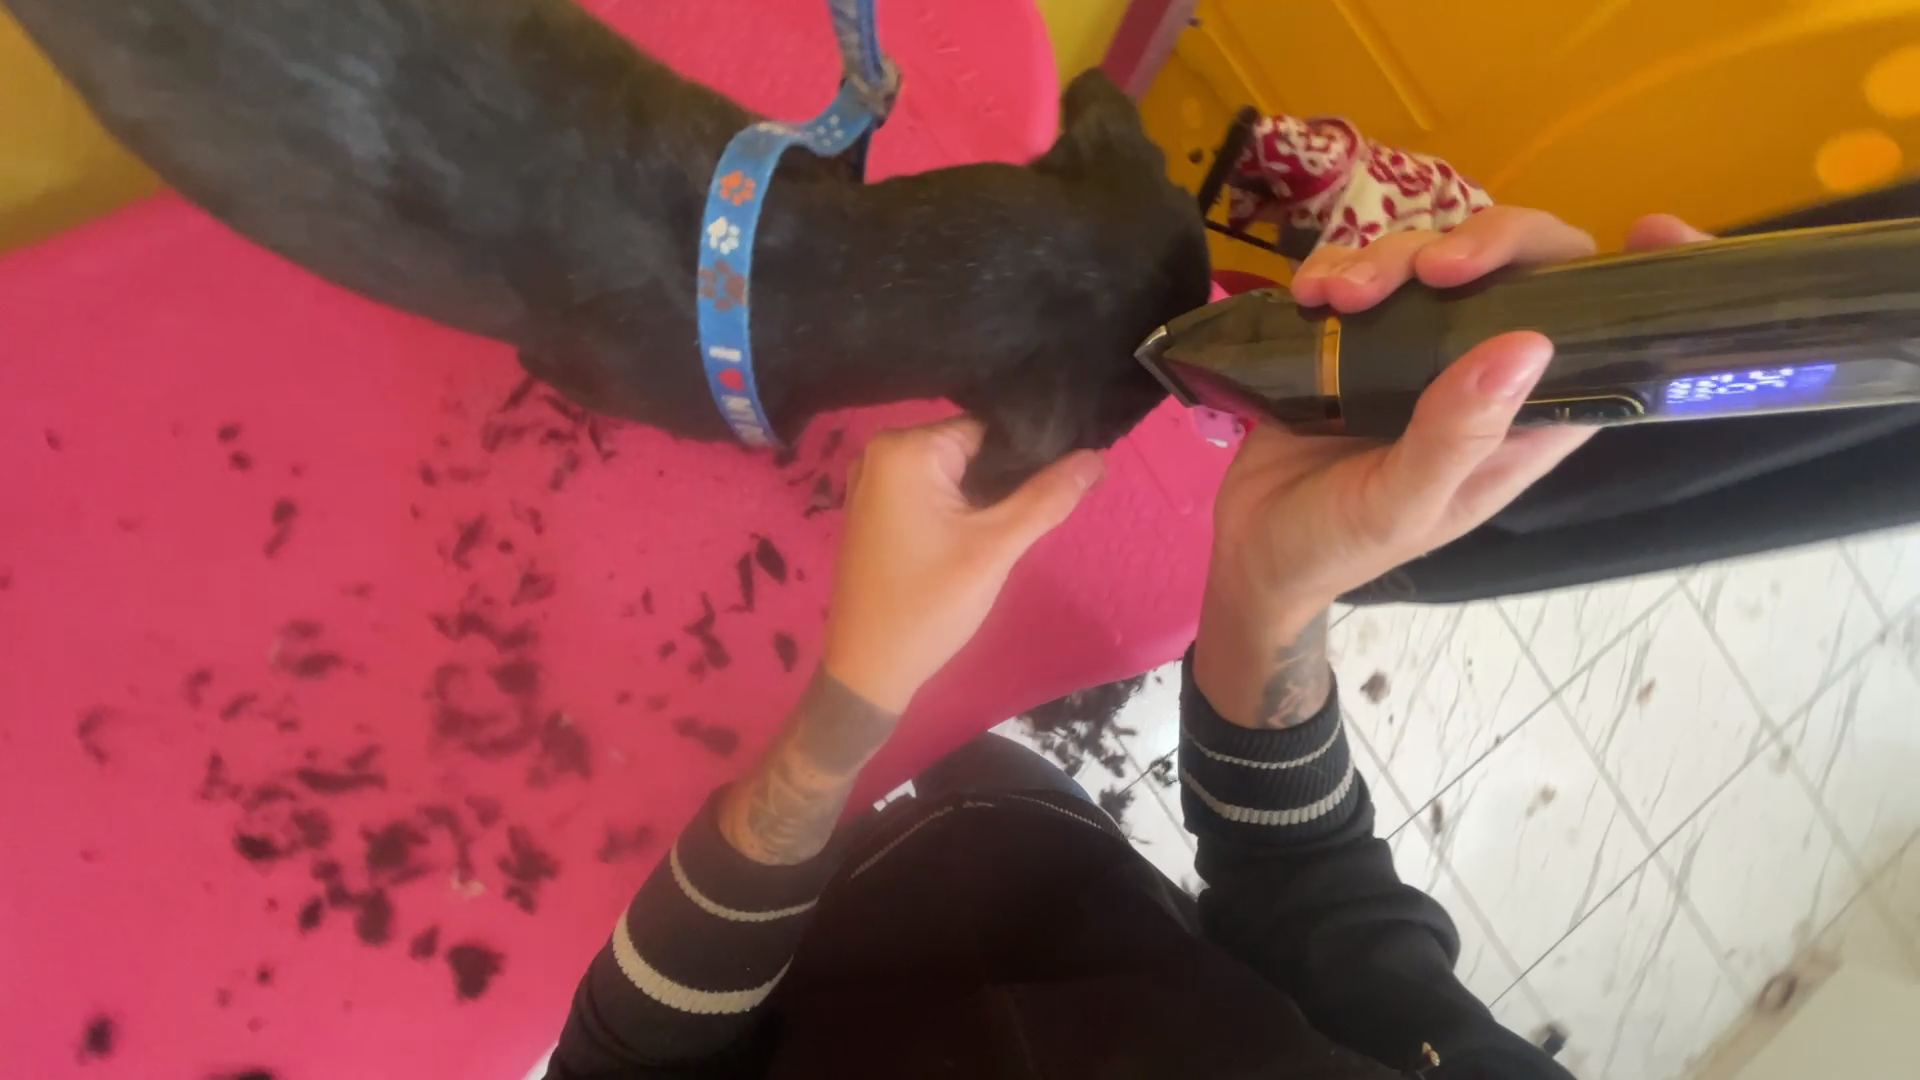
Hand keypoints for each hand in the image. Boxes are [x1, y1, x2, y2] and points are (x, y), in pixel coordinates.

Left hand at [822, 417, 1103, 711]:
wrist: (869, 669)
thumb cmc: (930, 604)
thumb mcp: (996, 547)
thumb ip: (1048, 497)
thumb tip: (1098, 457)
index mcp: (906, 449)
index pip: (989, 428)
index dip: (1032, 452)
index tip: (1068, 476)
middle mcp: (881, 452)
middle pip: (970, 448)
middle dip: (1010, 474)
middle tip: (1048, 507)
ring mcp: (872, 481)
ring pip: (952, 471)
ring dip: (986, 492)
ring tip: (1015, 523)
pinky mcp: (873, 509)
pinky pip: (929, 490)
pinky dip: (958, 505)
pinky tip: (981, 532)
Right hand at [1196, 208, 1711, 727]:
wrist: (1246, 547)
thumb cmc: (1333, 545)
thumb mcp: (1397, 506)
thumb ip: (1455, 438)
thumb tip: (1528, 342)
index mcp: (1515, 425)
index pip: (1605, 342)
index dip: (1636, 283)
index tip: (1645, 230)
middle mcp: (1471, 378)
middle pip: (1514, 275)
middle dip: (1478, 247)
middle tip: (1429, 269)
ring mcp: (1404, 354)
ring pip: (1427, 264)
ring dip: (1386, 259)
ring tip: (1332, 297)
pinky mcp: (1343, 344)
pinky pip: (1355, 279)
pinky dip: (1332, 270)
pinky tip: (1307, 294)